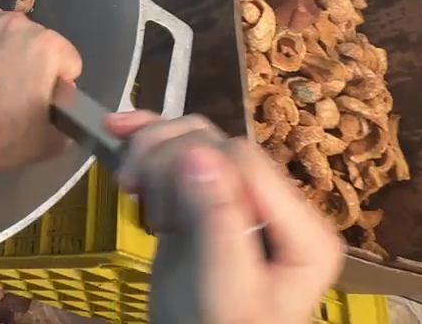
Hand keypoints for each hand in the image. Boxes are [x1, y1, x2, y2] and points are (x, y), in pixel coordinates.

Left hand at [0, 8, 82, 169]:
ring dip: (7, 53)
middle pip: (39, 45)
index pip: (70, 63)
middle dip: (34, 66)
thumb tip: (62, 114)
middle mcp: (20, 23)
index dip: (60, 86)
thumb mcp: (46, 142)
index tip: (44, 104)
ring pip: (10, 37)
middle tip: (15, 95)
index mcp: (48, 46)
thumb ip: (66, 125)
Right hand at [107, 111, 341, 323]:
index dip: (191, 169)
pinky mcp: (207, 194)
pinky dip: (146, 137)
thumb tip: (197, 152)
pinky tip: (118, 131)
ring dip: (151, 150)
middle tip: (136, 198)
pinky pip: (179, 146)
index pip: (243, 162)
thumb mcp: (219, 290)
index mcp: (304, 231)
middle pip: (215, 144)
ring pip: (194, 137)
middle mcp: (278, 204)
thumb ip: (216, 222)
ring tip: (130, 186)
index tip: (158, 213)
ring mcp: (241, 195)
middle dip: (165, 161)